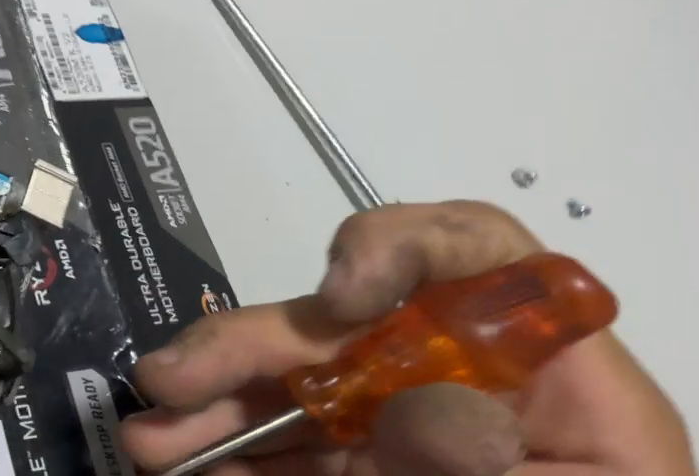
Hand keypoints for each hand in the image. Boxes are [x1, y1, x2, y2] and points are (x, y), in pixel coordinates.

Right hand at [121, 202, 696, 475]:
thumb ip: (488, 461)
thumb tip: (430, 410)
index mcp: (550, 375)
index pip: (477, 252)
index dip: (398, 245)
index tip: (337, 295)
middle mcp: (455, 376)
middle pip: (336, 323)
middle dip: (239, 347)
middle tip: (167, 381)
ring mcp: (397, 420)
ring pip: (287, 381)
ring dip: (207, 402)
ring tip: (148, 439)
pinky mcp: (356, 458)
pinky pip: (281, 441)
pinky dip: (228, 450)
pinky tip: (187, 465)